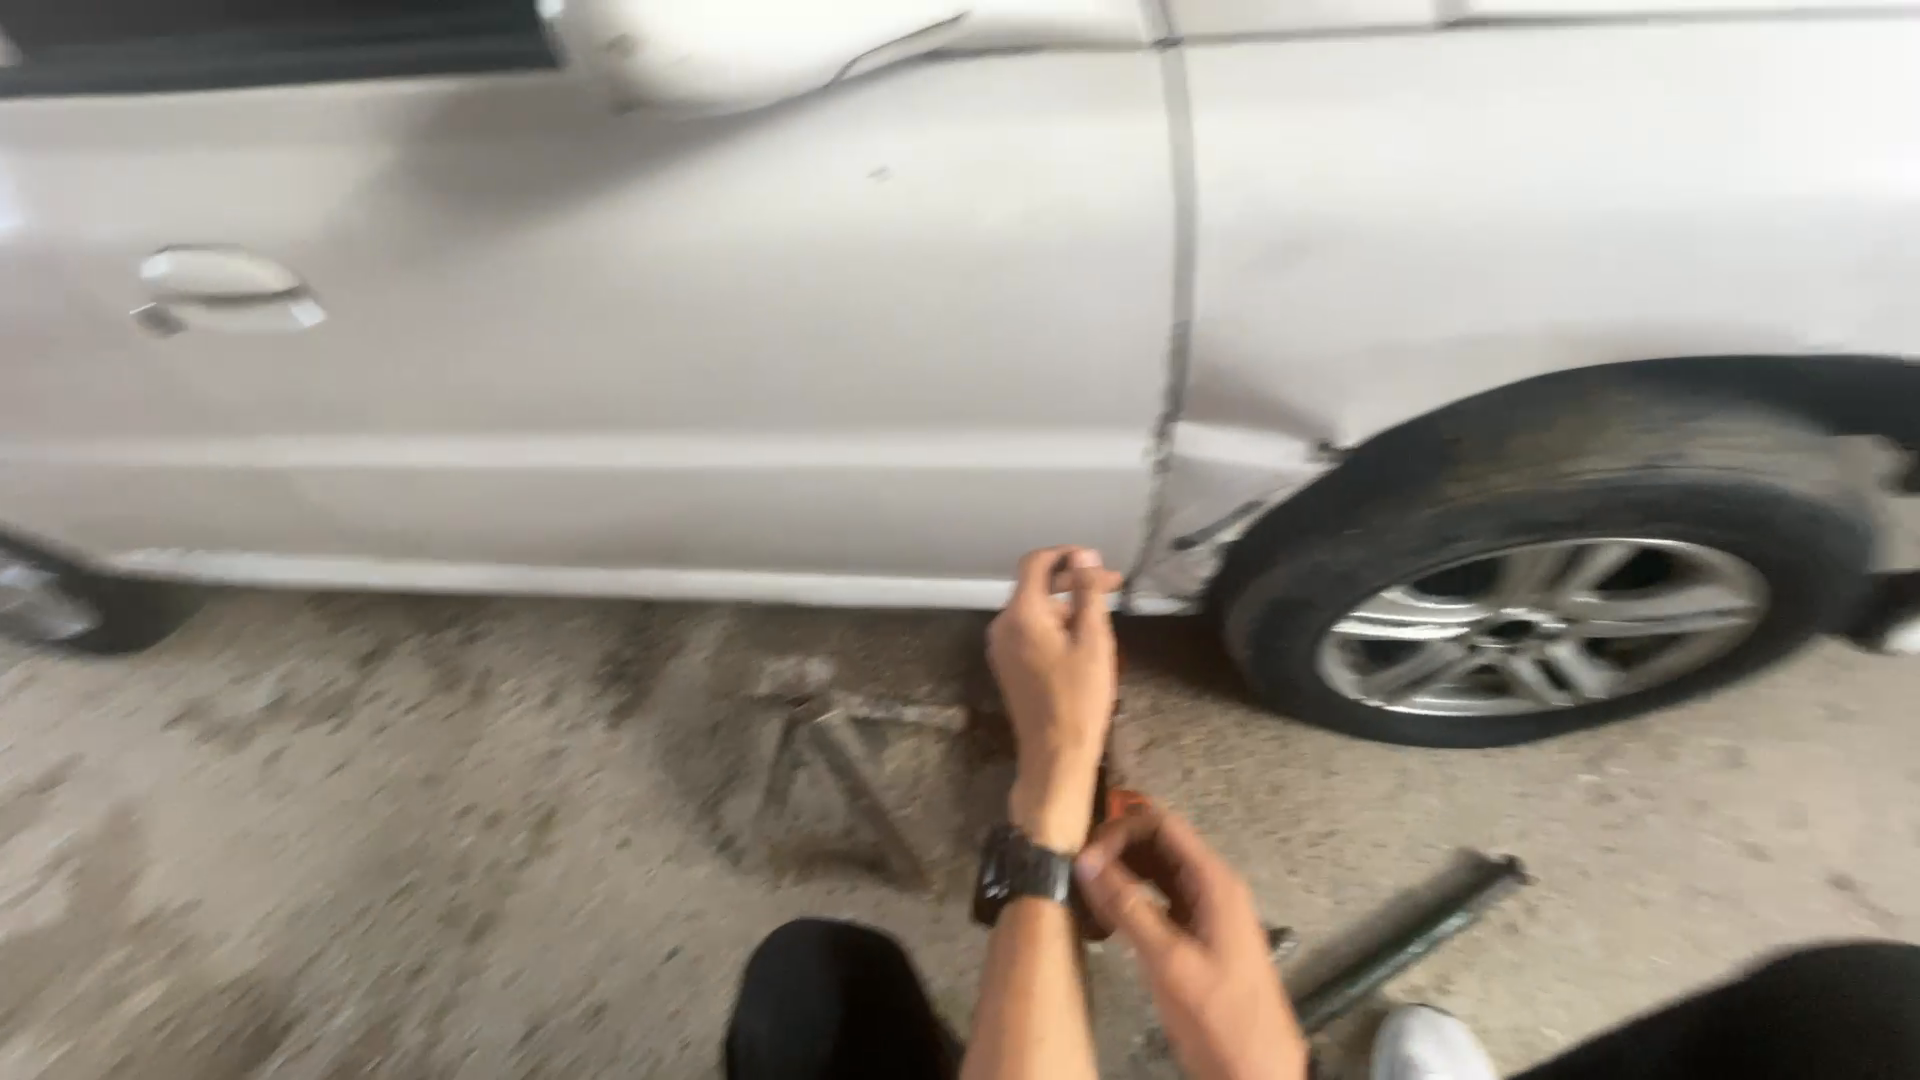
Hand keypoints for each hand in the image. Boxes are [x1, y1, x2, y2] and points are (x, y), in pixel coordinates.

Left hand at [987, 546, 1123, 850]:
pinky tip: (1083, 640)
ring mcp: (1001, 646)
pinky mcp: (1007, 664)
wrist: (1055, 754)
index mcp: (1020, 614)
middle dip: (1074, 581)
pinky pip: (1031, 631)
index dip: (1066, 554)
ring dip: (1068, 606)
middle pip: (1036, 586)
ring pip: (1036, 610)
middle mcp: (1003, 624)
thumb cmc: (1079, 696)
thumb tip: (1082, 555)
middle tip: (1114, 587)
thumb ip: (1086, 592)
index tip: (1098, 562)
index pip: (1036, 562)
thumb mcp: (1092, 639)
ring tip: (1104, 619)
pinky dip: (1056, 626)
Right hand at [1074, 808, 1309, 1079]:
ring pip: (1154, 868)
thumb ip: (1127, 908)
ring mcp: (1203, 906)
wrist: (1260, 1076)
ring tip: (1087, 894)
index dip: (1119, 830)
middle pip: (1156, 841)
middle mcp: (1209, 883)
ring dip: (1119, 873)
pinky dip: (1129, 897)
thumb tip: (1085, 862)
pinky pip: (1157, 895)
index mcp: (1213, 880)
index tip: (1086, 858)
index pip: (1160, 824)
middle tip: (1080, 873)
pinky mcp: (1194, 929)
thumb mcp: (1169, 961)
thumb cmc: (1221, 1017)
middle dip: (1115, 850)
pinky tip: (1106, 917)